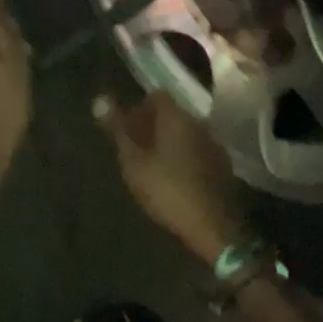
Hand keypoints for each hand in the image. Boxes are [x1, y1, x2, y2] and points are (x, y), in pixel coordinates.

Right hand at [95, 90, 244, 264]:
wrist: (212, 224)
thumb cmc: (166, 189)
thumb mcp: (134, 162)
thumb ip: (118, 130)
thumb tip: (99, 99)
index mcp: (177, 117)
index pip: (157, 96)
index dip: (139, 107)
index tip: (125, 126)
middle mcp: (199, 124)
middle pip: (173, 115)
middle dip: (153, 126)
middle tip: (134, 147)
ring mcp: (214, 145)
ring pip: (186, 134)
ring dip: (169, 142)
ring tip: (152, 165)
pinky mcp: (223, 166)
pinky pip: (198, 151)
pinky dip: (184, 157)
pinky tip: (175, 178)